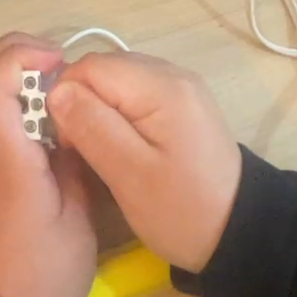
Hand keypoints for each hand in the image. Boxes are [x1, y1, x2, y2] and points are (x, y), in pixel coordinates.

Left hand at [0, 33, 97, 296]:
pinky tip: (40, 106)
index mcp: (6, 158)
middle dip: (12, 50)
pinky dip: (5, 91)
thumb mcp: (76, 220)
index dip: (22, 57)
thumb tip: (72, 120)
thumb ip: (73, 161)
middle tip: (55, 55)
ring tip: (50, 73)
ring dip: (6, 68)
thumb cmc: (40, 275)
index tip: (60, 60)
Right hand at [48, 51, 239, 273]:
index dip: (66, 96)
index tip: (66, 139)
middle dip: (80, 100)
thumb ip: (93, 127)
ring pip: (116, 78)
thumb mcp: (131, 175)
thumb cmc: (182, 210)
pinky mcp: (181, 101)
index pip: (90, 66)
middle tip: (80, 148)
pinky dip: (117, 110)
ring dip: (97, 106)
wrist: (241, 231)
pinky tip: (119, 142)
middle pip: (104, 67)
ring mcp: (179, 85)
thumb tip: (56, 91)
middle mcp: (172, 73)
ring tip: (99, 148)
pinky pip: (134, 91)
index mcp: (162, 87)